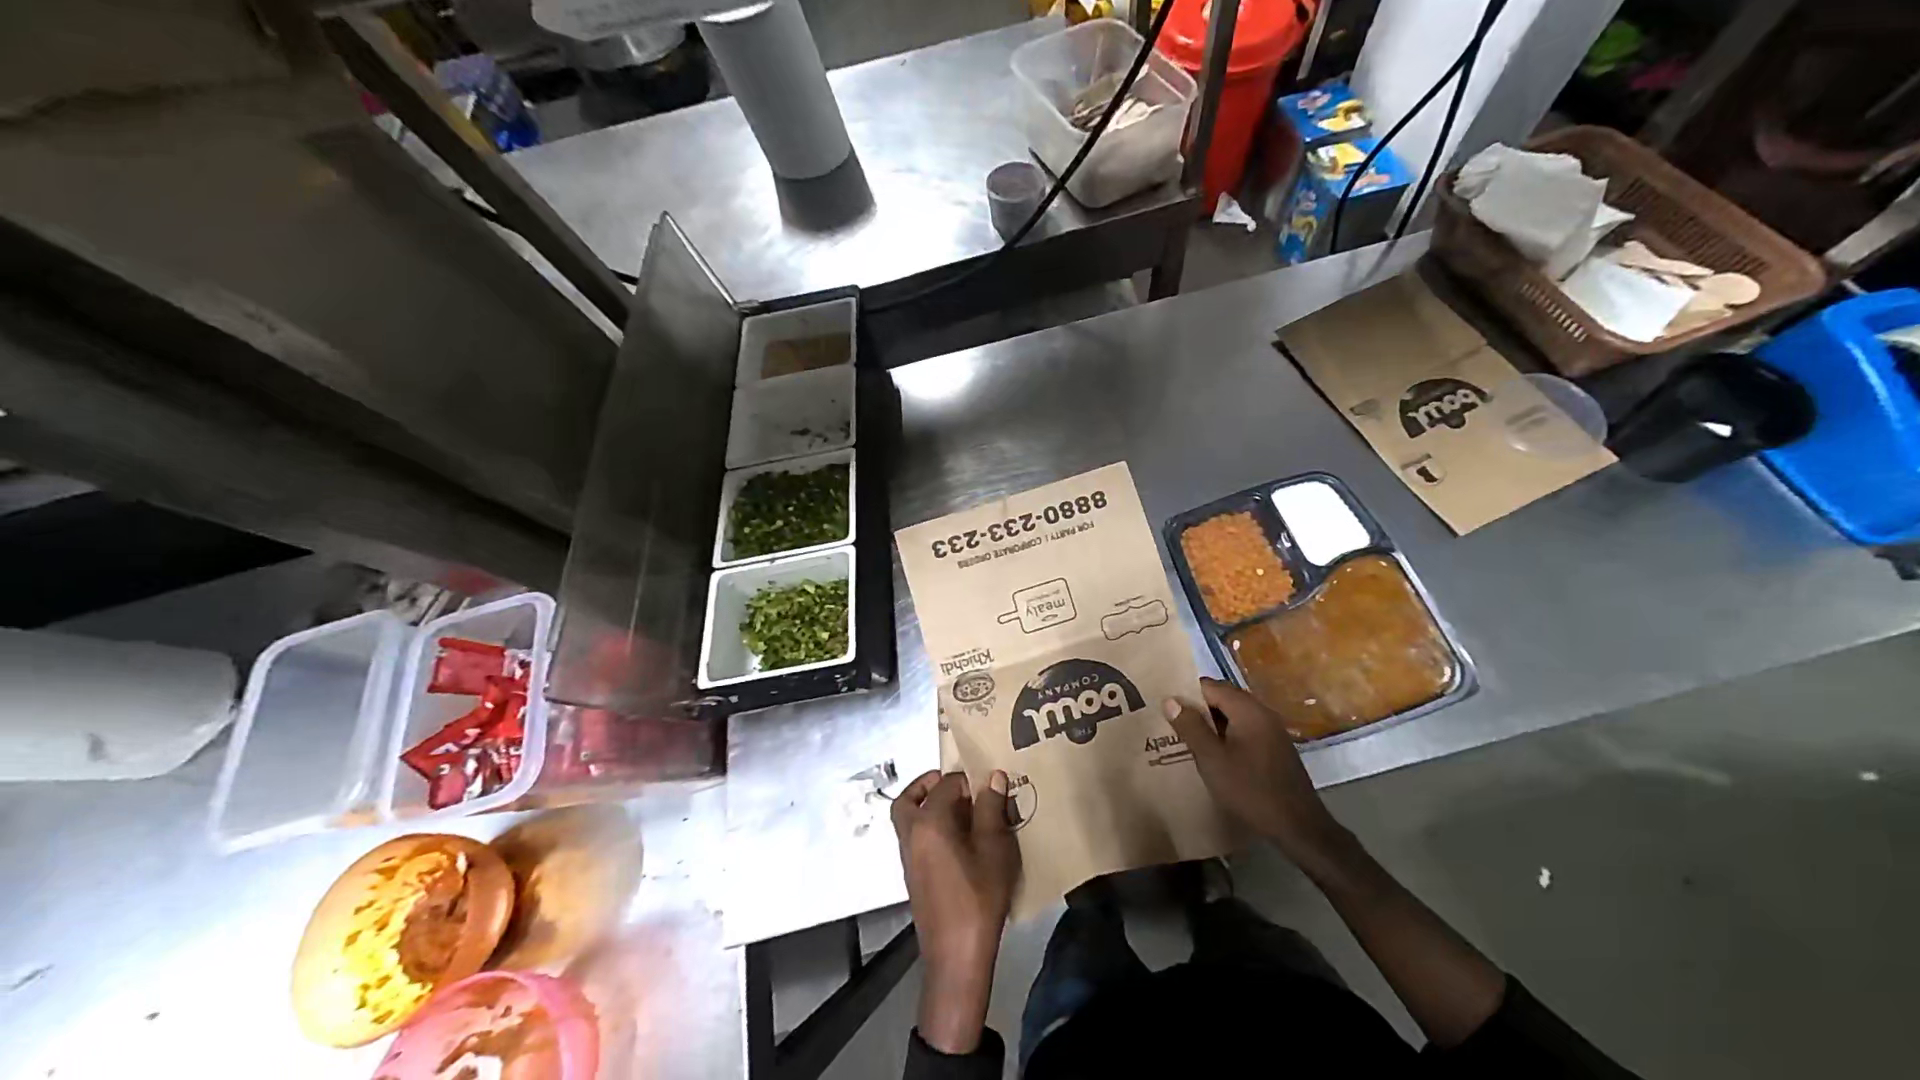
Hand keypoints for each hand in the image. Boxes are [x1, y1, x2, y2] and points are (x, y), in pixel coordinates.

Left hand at [891, 769, 1018, 1053]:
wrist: (957, 953)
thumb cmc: (979, 896)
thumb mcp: (994, 848)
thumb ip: (991, 809)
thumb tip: (991, 777)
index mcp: (929, 822)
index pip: (946, 784)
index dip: (968, 779)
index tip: (988, 784)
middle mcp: (911, 834)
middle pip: (910, 798)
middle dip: (930, 786)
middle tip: (959, 786)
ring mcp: (908, 856)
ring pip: (909, 818)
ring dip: (929, 807)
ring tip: (964, 812)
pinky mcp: (913, 875)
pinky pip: (916, 837)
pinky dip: (930, 828)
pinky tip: (961, 841)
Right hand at [1164, 678, 1347, 866]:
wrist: (1298, 827)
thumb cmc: (1250, 790)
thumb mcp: (1212, 759)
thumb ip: (1191, 727)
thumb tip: (1170, 700)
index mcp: (1248, 710)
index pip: (1210, 686)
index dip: (1187, 694)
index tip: (1167, 708)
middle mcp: (1262, 713)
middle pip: (1223, 698)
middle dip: (1198, 708)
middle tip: (1173, 724)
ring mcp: (1272, 731)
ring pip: (1234, 715)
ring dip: (1212, 724)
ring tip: (1188, 739)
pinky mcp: (1276, 748)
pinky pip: (1245, 730)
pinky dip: (1227, 736)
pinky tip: (1214, 755)